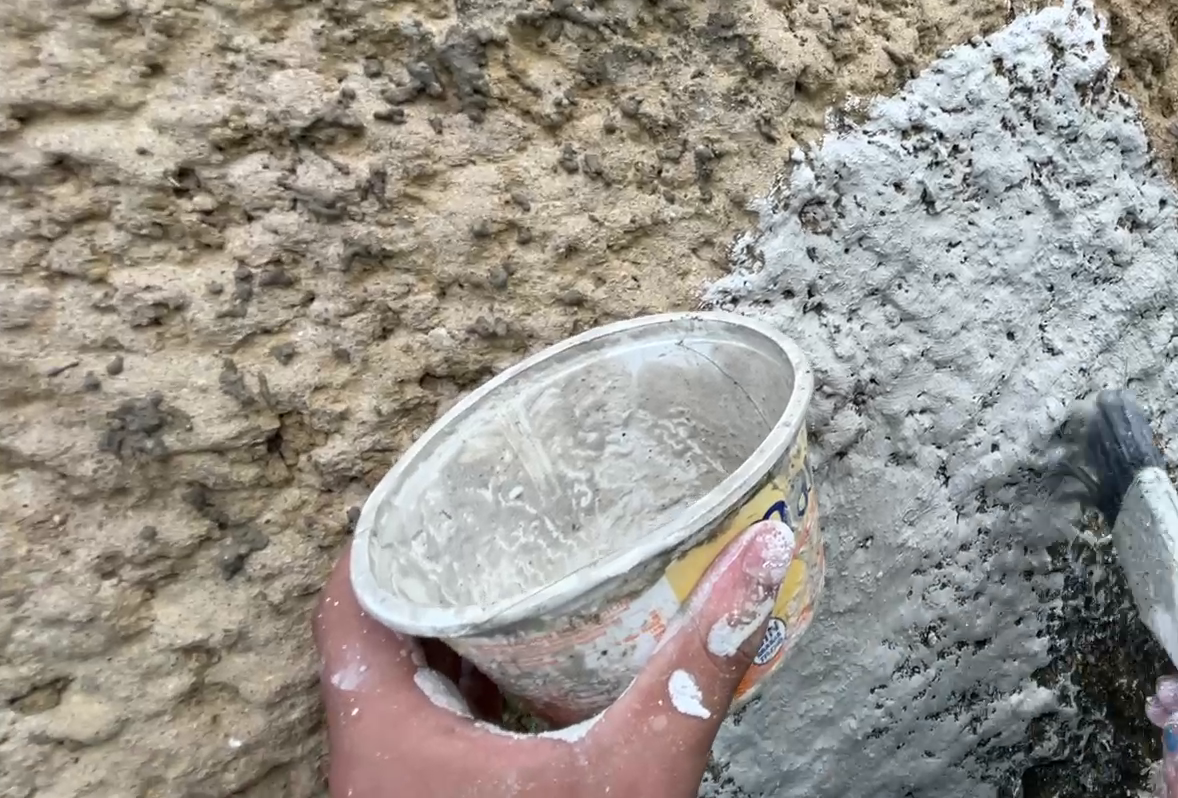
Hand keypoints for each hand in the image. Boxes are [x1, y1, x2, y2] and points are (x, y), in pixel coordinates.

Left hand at [314, 519, 794, 797]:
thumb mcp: (643, 765)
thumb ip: (704, 657)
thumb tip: (766, 546)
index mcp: (387, 745)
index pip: (349, 608)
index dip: (382, 530)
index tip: (435, 474)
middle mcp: (377, 765)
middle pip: (382, 632)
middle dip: (440, 562)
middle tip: (506, 504)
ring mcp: (408, 790)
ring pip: (413, 678)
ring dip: (462, 618)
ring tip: (528, 558)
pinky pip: (446, 716)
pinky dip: (483, 670)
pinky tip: (546, 655)